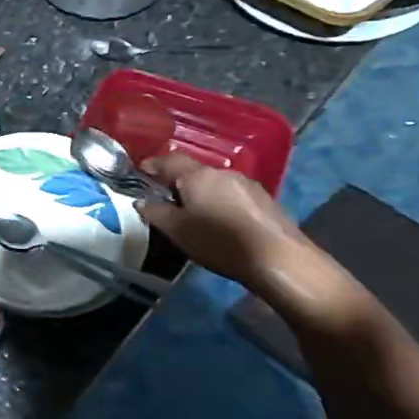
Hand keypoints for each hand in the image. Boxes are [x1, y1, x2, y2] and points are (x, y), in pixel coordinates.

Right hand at [137, 154, 305, 286]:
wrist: (279, 259)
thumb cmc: (220, 242)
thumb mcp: (178, 231)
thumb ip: (156, 213)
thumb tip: (141, 201)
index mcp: (198, 176)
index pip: (169, 160)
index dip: (152, 165)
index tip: (140, 174)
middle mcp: (223, 172)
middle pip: (193, 171)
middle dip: (177, 181)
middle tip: (164, 199)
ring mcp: (247, 184)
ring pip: (214, 182)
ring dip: (200, 192)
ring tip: (192, 213)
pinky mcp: (263, 199)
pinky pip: (231, 193)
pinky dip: (219, 201)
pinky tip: (220, 221)